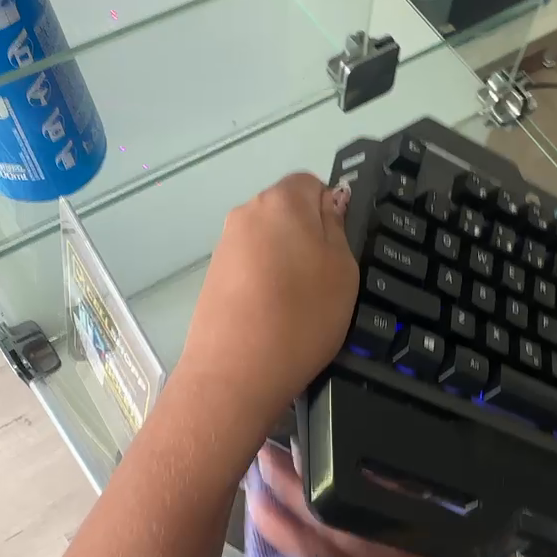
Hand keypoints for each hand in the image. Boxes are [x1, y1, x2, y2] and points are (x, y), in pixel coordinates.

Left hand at [175, 173, 358, 435]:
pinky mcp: (213, 277)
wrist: (237, 372)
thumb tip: (332, 201)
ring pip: (268, 242)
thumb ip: (338, 227)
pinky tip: (273, 316)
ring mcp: (225, 245)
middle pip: (287, 213)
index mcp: (282, 201)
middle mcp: (247, 213)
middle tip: (325, 282)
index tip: (340, 252)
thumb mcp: (344, 269)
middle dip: (307, 237)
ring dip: (286, 263)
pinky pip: (250, 268)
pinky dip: (264, 284)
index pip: (313, 184)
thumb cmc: (302, 317)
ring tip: (298, 305)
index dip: (332, 213)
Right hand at [248, 445, 556, 556]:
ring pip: (360, 501)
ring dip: (328, 476)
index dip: (282, 524)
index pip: (313, 547)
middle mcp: (386, 553)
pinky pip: (398, 501)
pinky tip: (363, 463)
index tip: (256, 497)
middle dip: (296, 485)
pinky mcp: (434, 537)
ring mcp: (411, 540)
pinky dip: (375, 480)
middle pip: (333, 514)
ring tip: (303, 448)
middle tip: (267, 456)